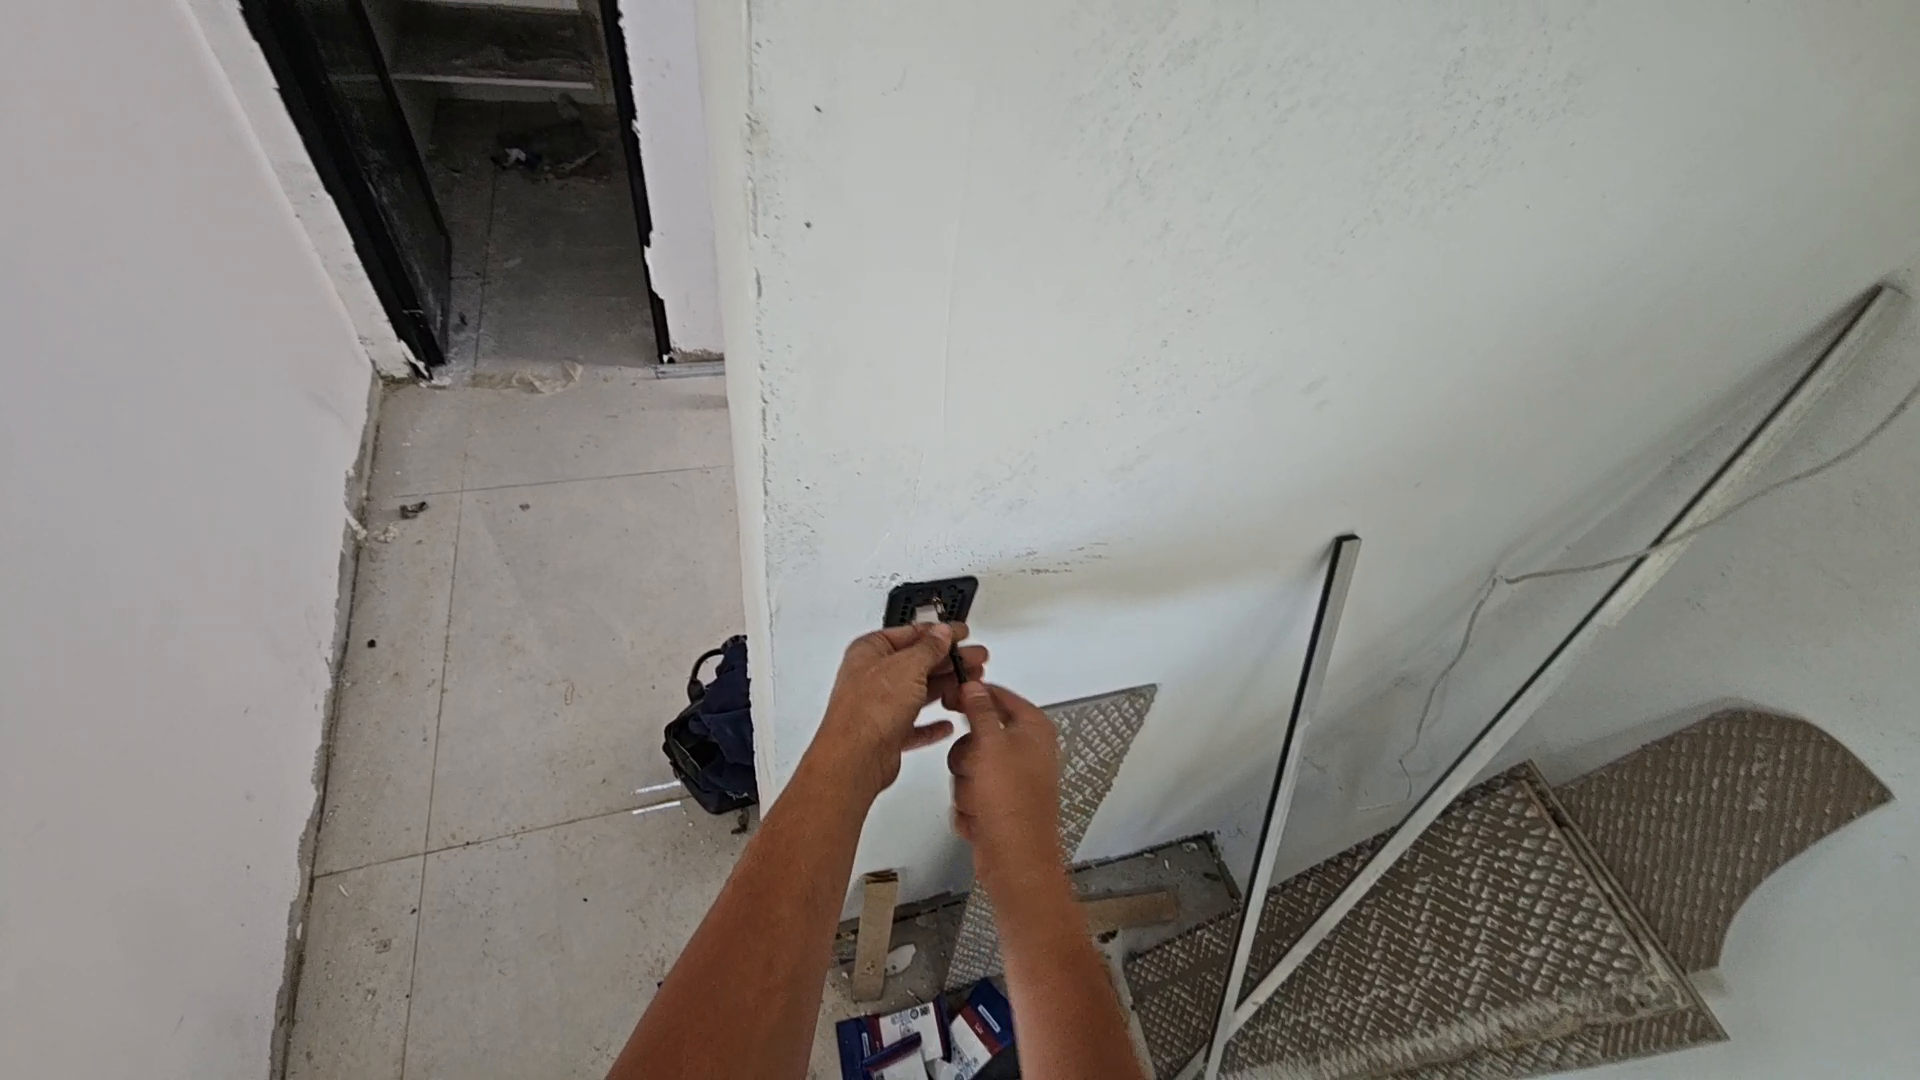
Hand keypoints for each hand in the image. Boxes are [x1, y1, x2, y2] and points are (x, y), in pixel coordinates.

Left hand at [808, 623, 987, 799]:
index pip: (910, 633)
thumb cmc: (868, 711)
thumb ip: (929, 648)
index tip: (960, 633)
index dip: (938, 632)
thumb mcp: (908, 667)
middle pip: (917, 662)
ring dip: (945, 688)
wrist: (856, 759)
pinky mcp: (887, 733)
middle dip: (948, 661)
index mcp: (870, 651)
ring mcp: (879, 706)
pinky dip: (932, 724)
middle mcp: (872, 676)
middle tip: (973, 659)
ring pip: (918, 692)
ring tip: (969, 684)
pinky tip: (946, 723)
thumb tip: (941, 633)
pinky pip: (915, 725)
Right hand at [947, 683, 1063, 891]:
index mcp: (1033, 729)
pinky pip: (969, 793)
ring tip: (980, 801)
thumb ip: (980, 710)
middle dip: (966, 757)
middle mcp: (1026, 751)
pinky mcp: (998, 804)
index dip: (971, 695)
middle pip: (976, 735)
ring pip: (967, 766)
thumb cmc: (1011, 803)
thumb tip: (974, 686)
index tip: (949, 697)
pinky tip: (981, 818)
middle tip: (974, 769)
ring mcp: (1012, 779)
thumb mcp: (990, 744)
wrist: (1015, 862)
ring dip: (966, 786)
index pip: (997, 696)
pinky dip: (970, 806)